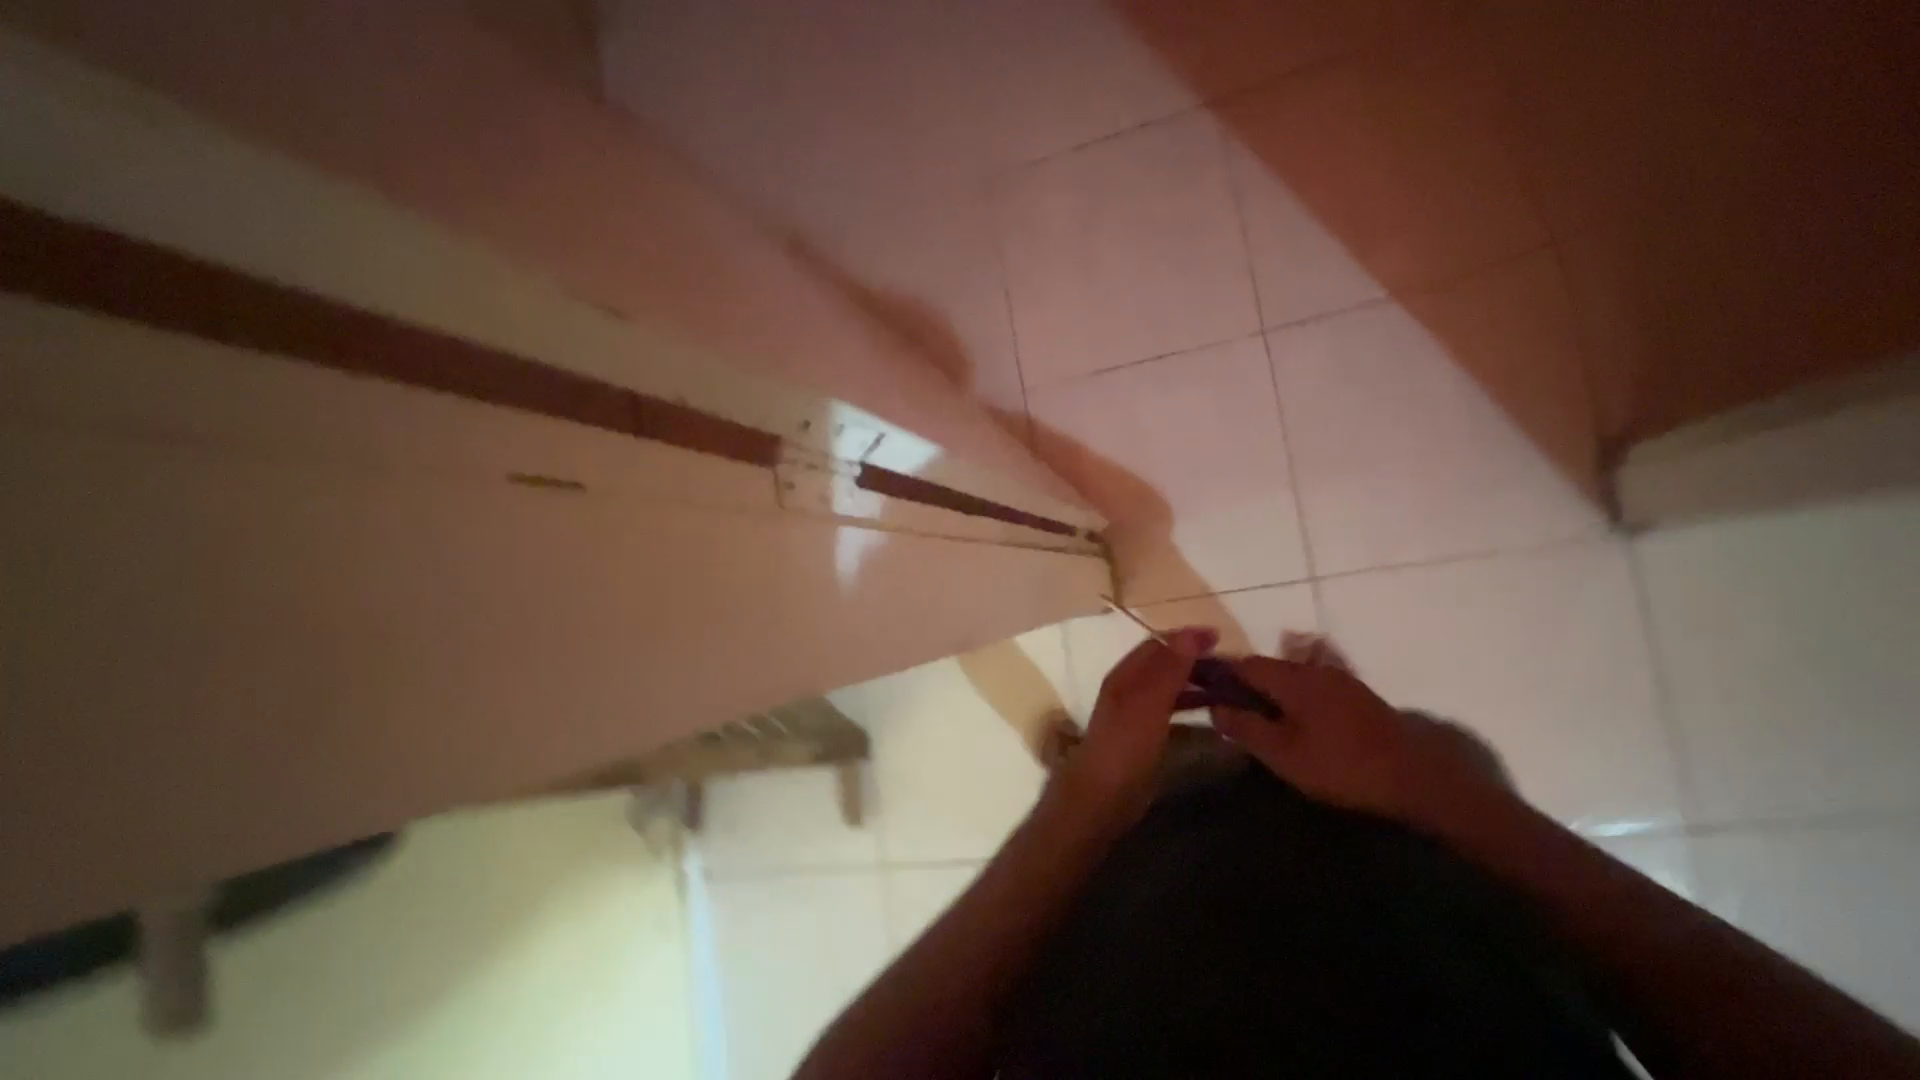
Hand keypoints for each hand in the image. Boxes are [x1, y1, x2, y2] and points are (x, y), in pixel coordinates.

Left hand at [1066, 627, 1216, 810]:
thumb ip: (1169, 669)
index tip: (1220, 638)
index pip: (1158, 644)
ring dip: (1194, 681)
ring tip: (1228, 685)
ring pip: (1169, 687)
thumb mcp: (1149, 703)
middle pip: (1163, 664)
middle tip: (1232, 664)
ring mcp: (1136, 714)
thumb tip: (1193, 633)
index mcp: (1125, 675)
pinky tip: (1210, 712)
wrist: (1103, 797)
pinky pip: (1171, 710)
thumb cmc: (1125, 746)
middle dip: (1194, 659)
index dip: (1187, 638)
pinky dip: (1190, 704)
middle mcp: (1129, 689)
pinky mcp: (1145, 737)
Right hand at [1209, 656, 1513, 829]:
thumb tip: (1214, 708)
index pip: (1244, 663)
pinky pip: (1313, 687)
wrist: (1417, 780)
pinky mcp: (1359, 697)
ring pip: (1292, 676)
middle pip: (1269, 667)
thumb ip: (1245, 728)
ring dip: (1271, 691)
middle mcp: (1315, 670)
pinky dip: (1295, 698)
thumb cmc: (1341, 767)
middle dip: (1244, 683)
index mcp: (1293, 679)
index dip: (1219, 674)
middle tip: (1228, 711)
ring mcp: (1341, 681)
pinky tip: (1296, 723)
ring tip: (1259, 720)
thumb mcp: (1282, 755)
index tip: (1201, 690)